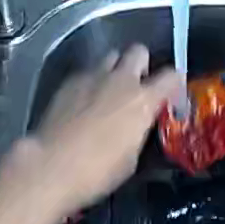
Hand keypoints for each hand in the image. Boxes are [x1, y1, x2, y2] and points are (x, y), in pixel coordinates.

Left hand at [16, 46, 181, 217]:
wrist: (49, 167)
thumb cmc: (96, 172)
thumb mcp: (130, 158)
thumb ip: (139, 131)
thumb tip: (137, 125)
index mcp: (143, 100)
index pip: (171, 76)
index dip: (175, 82)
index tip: (172, 93)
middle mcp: (121, 80)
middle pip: (138, 51)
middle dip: (141, 64)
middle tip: (137, 84)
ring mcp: (93, 77)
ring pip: (111, 56)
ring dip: (114, 69)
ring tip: (109, 88)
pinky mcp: (69, 82)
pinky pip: (87, 72)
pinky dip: (90, 82)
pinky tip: (83, 101)